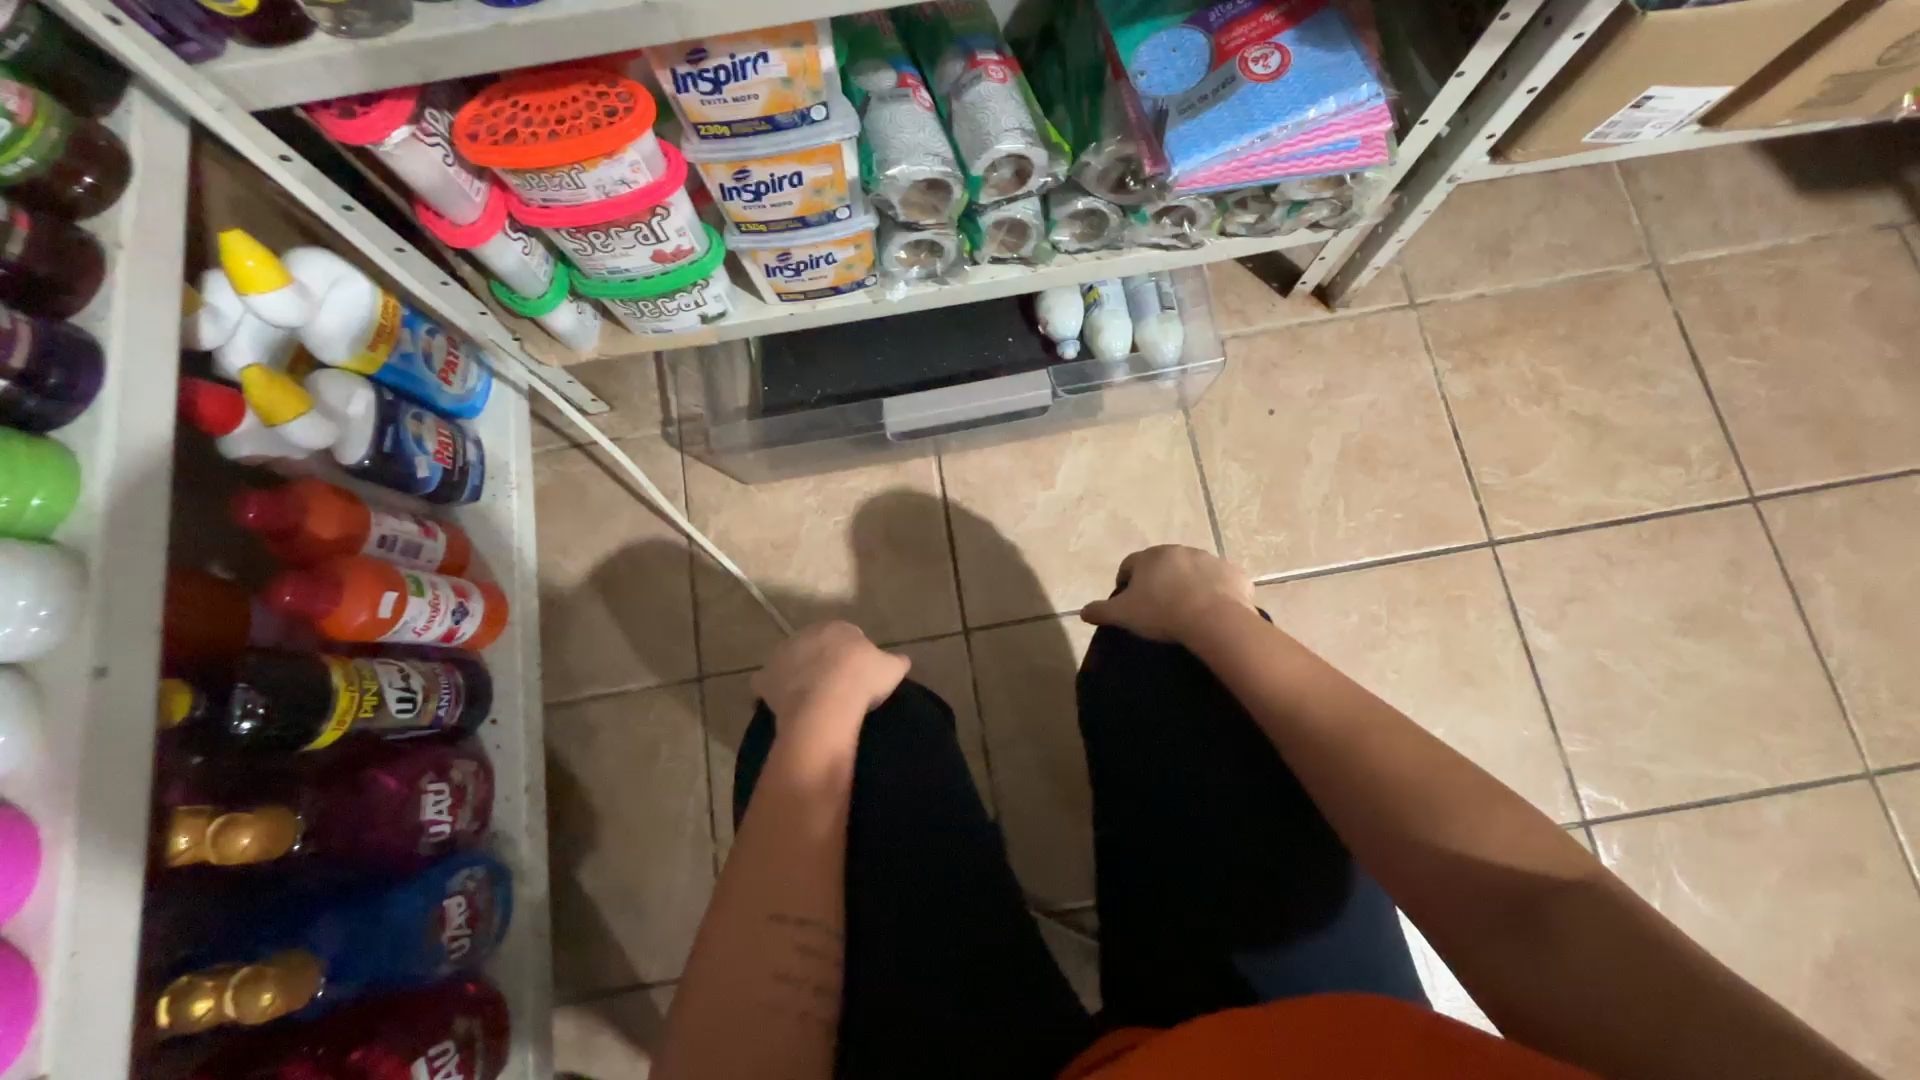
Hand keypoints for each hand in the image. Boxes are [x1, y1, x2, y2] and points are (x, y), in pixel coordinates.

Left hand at [754, 622, 910, 743]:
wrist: (826, 702)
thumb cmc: (862, 679)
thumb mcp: (892, 668)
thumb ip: (897, 660)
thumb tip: (903, 659)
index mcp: (837, 627)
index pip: (846, 636)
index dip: (852, 656)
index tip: (858, 675)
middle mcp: (805, 634)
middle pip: (815, 647)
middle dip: (822, 662)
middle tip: (835, 687)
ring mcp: (781, 655)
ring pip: (790, 663)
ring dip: (797, 675)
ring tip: (811, 700)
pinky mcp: (764, 678)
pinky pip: (768, 685)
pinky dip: (774, 693)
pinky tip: (786, 707)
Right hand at [1080, 545, 1255, 644]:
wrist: (1213, 619)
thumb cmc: (1161, 613)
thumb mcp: (1122, 615)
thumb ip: (1100, 610)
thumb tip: (1083, 611)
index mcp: (1149, 557)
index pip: (1129, 565)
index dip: (1126, 582)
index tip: (1129, 602)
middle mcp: (1179, 550)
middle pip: (1163, 565)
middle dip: (1159, 581)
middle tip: (1158, 607)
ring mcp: (1210, 559)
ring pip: (1194, 571)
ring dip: (1188, 584)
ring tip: (1187, 611)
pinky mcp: (1235, 574)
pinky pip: (1222, 582)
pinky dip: (1217, 593)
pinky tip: (1214, 612)